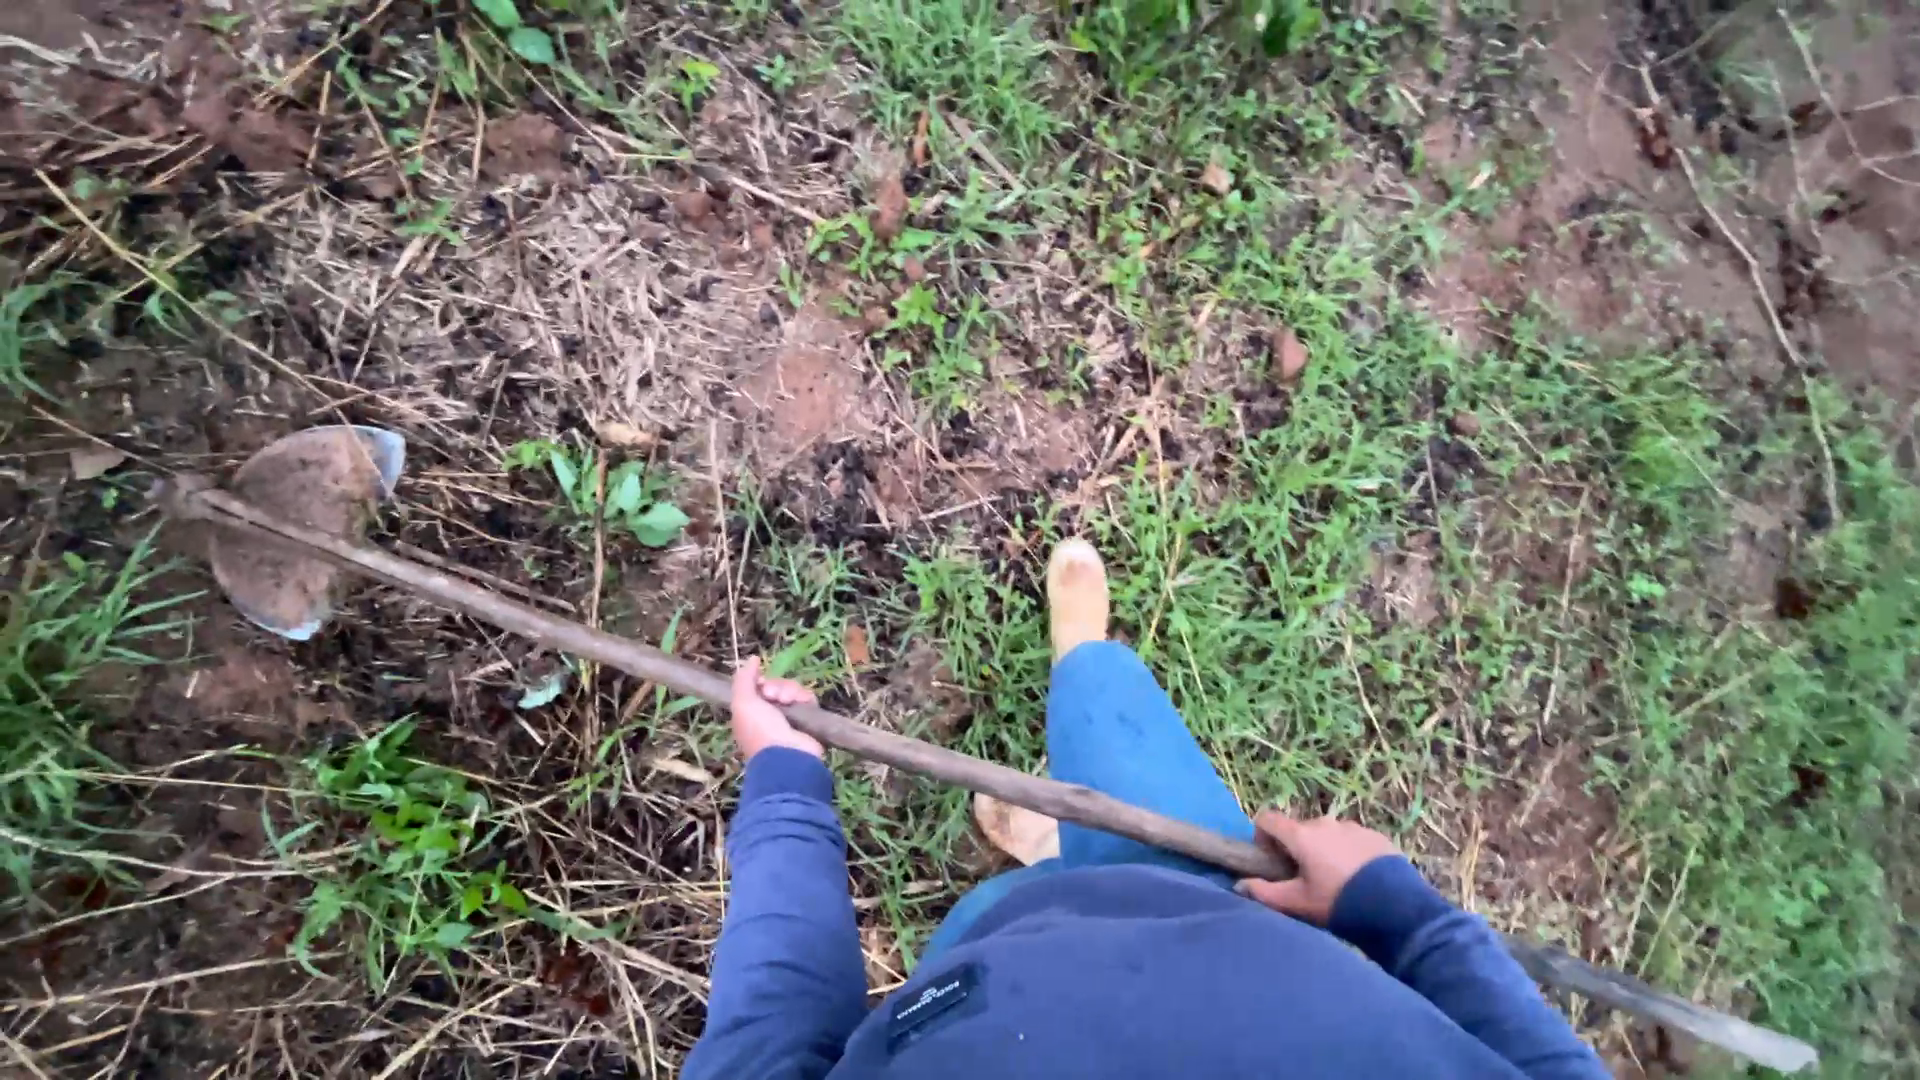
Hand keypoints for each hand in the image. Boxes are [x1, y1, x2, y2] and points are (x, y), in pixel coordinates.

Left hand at [729, 656, 823, 760]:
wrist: (787, 754)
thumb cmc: (760, 730)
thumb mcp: (743, 703)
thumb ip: (744, 679)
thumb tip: (753, 658)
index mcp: (752, 714)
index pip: (758, 687)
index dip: (760, 682)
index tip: (761, 685)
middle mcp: (771, 715)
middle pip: (776, 686)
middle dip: (775, 687)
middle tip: (773, 696)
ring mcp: (790, 718)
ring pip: (792, 690)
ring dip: (789, 691)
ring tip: (787, 701)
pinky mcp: (809, 719)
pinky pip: (807, 698)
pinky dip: (804, 697)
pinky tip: (800, 703)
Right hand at [1237, 810, 1401, 923]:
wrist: (1401, 911)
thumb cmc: (1341, 903)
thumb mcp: (1300, 904)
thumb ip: (1266, 893)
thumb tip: (1239, 885)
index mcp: (1301, 835)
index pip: (1266, 818)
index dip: (1262, 837)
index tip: (1272, 861)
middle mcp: (1324, 822)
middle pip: (1298, 829)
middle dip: (1296, 849)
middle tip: (1307, 879)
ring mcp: (1352, 827)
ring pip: (1326, 834)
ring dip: (1323, 850)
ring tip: (1337, 881)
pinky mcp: (1375, 836)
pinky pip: (1351, 839)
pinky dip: (1347, 853)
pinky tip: (1360, 879)